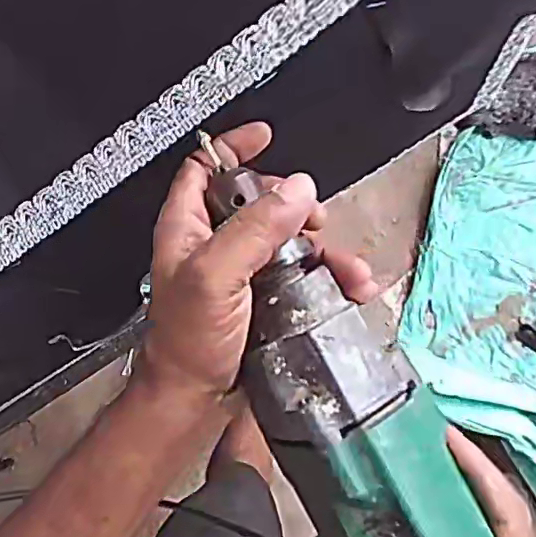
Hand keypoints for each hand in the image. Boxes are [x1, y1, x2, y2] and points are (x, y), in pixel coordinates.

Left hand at [137, 122, 378, 403]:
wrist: (195, 399)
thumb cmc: (186, 343)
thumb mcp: (214, 277)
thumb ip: (252, 231)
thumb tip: (296, 191)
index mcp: (187, 229)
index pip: (204, 170)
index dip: (231, 149)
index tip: (265, 137)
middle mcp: (212, 245)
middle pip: (258, 201)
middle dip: (294, 204)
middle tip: (315, 218)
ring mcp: (240, 272)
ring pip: (288, 238)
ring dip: (324, 247)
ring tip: (344, 266)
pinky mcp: (264, 298)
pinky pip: (301, 273)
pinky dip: (328, 276)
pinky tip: (349, 287)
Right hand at [378, 428, 535, 536]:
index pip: (508, 520)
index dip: (480, 475)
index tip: (445, 437)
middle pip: (472, 507)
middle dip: (438, 467)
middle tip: (393, 436)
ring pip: (445, 524)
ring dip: (412, 491)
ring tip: (371, 464)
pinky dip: (396, 525)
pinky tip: (363, 517)